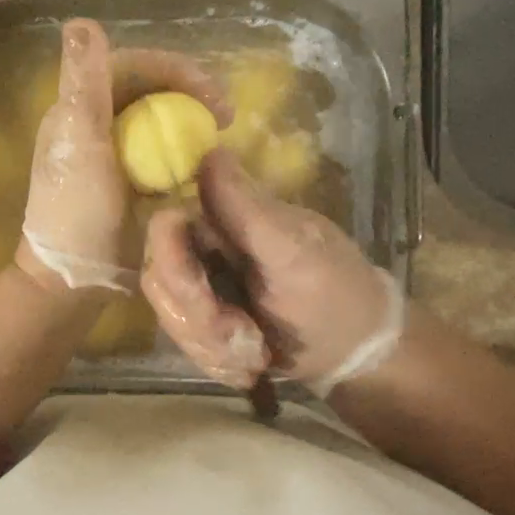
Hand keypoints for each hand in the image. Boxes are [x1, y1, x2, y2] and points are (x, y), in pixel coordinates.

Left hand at [16, 18, 227, 293]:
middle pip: (149, 92)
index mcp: (77, 111)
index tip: (210, 91)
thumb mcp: (80, 141)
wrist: (73, 280)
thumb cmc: (76, 210)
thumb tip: (80, 20)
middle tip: (226, 114)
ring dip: (192, 122)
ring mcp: (113, 158)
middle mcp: (94, 128)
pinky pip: (164, 157)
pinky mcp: (129, 186)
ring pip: (160, 122)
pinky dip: (187, 154)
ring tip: (222, 136)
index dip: (172, 68)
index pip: (129, 67)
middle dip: (190, 93)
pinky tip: (208, 166)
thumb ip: (84, 82)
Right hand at [141, 149, 402, 393]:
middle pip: (159, 283)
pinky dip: (217, 362)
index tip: (209, 301)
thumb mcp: (294, 252)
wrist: (355, 350)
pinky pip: (183, 344)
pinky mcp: (202, 322)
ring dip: (212, 347)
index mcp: (221, 220)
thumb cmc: (334, 293)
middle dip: (200, 322)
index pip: (163, 231)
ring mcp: (200, 289)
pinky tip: (250, 364)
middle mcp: (202, 249)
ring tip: (256, 353)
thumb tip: (211, 151)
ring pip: (169, 317)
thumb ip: (246, 209)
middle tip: (247, 337)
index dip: (177, 271)